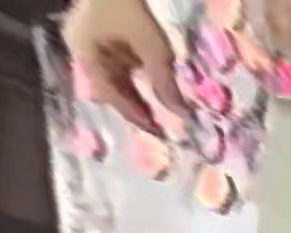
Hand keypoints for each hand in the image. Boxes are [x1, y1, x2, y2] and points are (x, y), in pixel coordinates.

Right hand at [63, 0, 189, 136]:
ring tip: (162, 124)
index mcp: (87, 52)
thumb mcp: (155, 53)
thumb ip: (166, 84)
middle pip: (110, 90)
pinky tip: (160, 105)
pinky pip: (123, 76)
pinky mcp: (109, 49)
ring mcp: (96, 50)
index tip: (158, 133)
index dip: (133, 114)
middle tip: (163, 135)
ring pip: (118, 85)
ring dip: (138, 103)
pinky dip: (140, 91)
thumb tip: (183, 115)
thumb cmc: (135, 16)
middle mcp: (85, 52)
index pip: (109, 91)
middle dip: (135, 112)